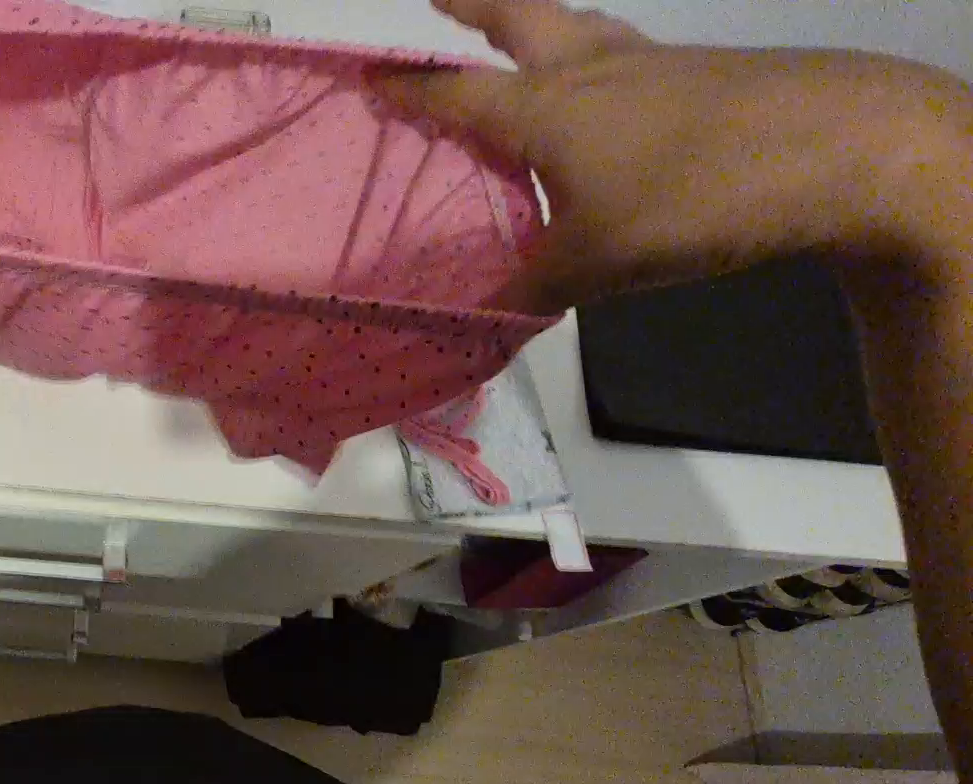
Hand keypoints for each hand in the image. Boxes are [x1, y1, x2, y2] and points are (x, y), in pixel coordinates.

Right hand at [373, 0, 972, 312]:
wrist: (852, 153)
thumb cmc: (693, 202)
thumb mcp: (588, 267)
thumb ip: (524, 288)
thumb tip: (482, 314)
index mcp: (549, 111)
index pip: (459, 94)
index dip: (410, 89)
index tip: (369, 76)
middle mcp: (594, 72)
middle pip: (524, 17)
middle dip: (476, 4)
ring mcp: (652, 66)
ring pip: (578, 28)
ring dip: (535, 26)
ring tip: (511, 40)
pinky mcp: (699, 77)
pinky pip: (619, 60)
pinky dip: (586, 66)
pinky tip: (592, 103)